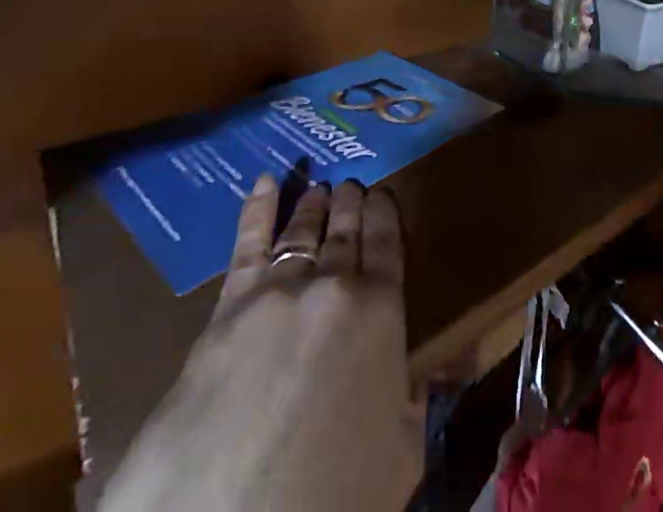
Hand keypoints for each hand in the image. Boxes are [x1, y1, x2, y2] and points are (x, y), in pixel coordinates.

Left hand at [100, 176, 423, 511]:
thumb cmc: (334, 488)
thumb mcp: (403, 447)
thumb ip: (416, 391)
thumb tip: (433, 363)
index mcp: (382, 312)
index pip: (388, 249)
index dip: (386, 218)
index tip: (384, 195)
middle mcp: (333, 287)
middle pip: (345, 234)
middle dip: (351, 205)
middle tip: (353, 184)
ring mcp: (278, 291)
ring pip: (302, 233)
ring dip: (313, 207)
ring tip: (321, 188)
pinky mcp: (229, 306)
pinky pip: (247, 244)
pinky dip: (257, 210)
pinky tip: (264, 182)